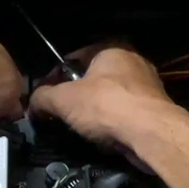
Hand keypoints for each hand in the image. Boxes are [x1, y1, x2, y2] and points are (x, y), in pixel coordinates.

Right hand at [29, 46, 184, 147]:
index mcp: (111, 49)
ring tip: (83, 129)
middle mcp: (132, 61)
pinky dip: (114, 124)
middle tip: (63, 114)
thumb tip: (32, 103)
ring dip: (96, 112)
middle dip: (77, 97)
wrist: (150, 133)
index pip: (75, 57)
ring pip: (111, 98)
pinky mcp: (156, 109)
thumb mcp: (62, 100)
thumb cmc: (105, 106)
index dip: (56, 76)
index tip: (46, 95)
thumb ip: (43, 98)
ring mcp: (148, 85)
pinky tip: (105, 138)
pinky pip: (126, 114)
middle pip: (94, 79)